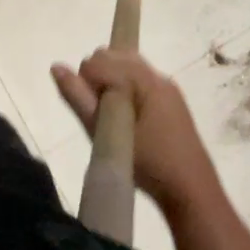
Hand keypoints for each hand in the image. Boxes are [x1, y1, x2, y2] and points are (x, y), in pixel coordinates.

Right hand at [52, 48, 220, 211]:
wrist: (193, 193)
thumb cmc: (148, 163)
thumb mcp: (105, 132)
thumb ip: (78, 98)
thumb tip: (56, 67)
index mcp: (140, 78)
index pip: (94, 61)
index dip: (85, 84)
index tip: (94, 113)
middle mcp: (154, 74)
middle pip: (109, 56)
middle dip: (97, 79)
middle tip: (102, 113)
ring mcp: (165, 85)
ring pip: (123, 66)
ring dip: (111, 83)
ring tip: (115, 115)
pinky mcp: (171, 98)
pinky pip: (138, 79)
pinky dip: (126, 89)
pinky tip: (131, 118)